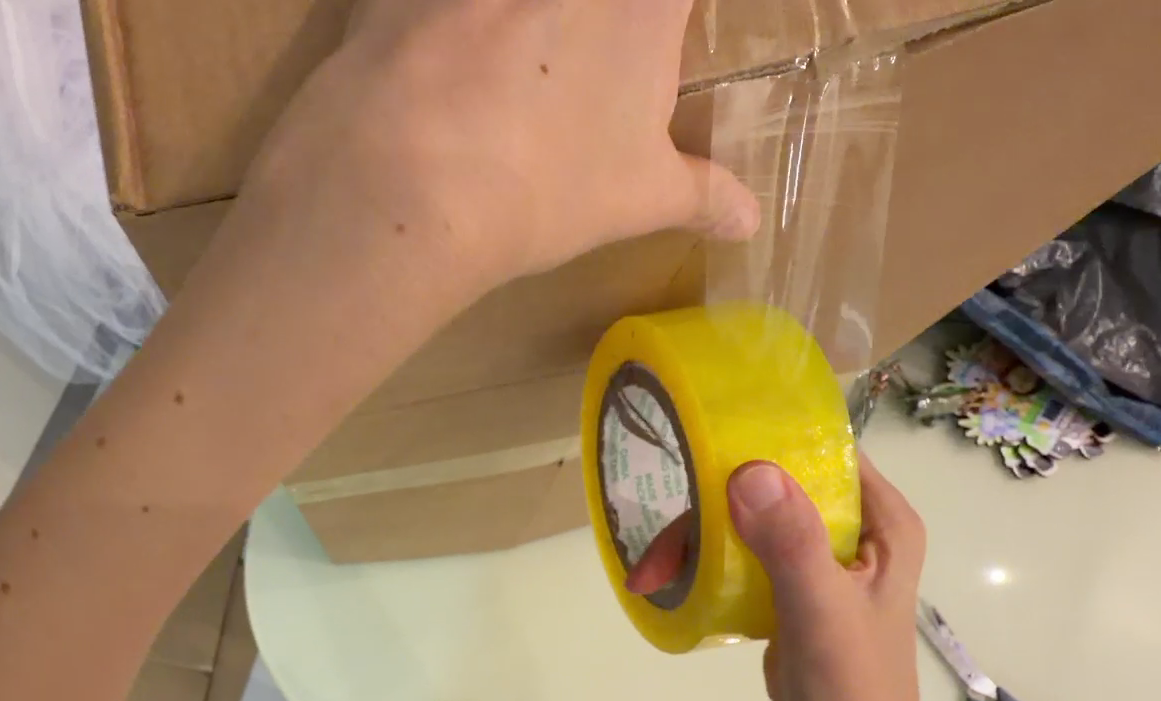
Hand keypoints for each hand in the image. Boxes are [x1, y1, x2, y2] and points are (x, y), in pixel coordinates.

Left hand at [231, 0, 759, 321]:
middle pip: (580, 2)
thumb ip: (699, 194)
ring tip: (497, 77)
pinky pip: (413, 2)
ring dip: (501, 28)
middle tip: (560, 77)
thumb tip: (747, 219)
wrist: (414, 189)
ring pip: (498, 4)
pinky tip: (415, 73)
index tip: (639, 50)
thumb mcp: (634, 200)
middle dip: (573, 34)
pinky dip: (419, 23)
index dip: (657, 24)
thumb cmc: (544, 191)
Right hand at [627, 457, 925, 700]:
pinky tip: (668, 582)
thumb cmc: (847, 689)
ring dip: (695, 543)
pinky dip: (702, 564)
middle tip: (658, 554)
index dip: (769, 442)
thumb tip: (748, 471)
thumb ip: (791, 542)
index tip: (704, 446)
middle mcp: (852, 532)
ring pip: (745, 523)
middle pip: (770, 491)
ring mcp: (816, 562)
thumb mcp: (821, 611)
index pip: (826, 455)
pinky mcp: (787, 590)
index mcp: (883, 524)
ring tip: (649, 578)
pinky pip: (738, 555)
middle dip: (706, 513)